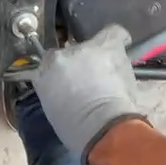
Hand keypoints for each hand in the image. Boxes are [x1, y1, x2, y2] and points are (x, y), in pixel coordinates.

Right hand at [31, 24, 147, 164]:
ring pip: (93, 44)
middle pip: (71, 52)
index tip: (73, 80)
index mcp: (42, 76)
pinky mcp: (105, 46)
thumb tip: (69, 91)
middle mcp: (58, 58)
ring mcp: (82, 50)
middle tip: (93, 79)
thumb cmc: (77, 131)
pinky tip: (123, 45)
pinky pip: (113, 33)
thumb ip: (58, 93)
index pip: (50, 64)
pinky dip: (118, 39)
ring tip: (112, 71)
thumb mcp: (56, 111)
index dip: (64, 71)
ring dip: (101, 56)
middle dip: (82, 64)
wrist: (100, 126)